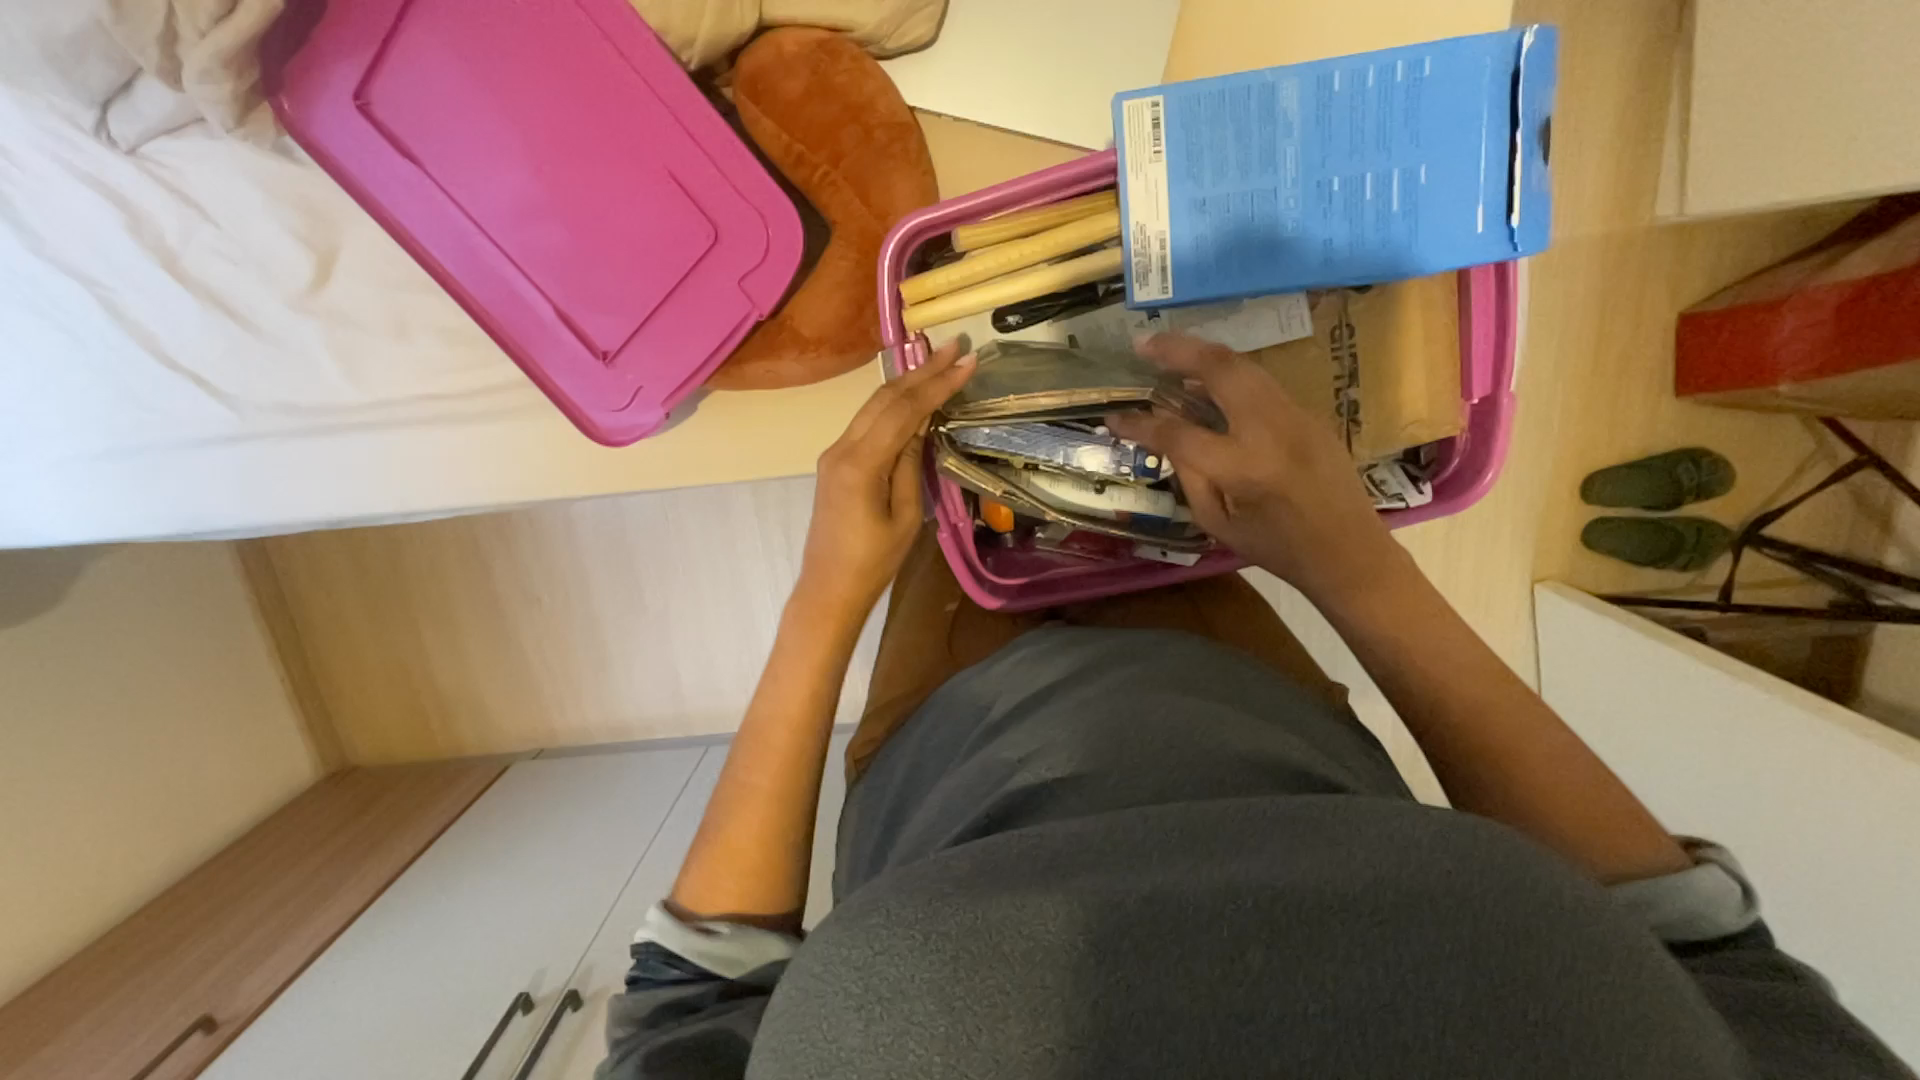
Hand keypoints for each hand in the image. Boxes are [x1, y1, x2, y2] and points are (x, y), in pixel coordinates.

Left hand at [797, 341, 976, 618]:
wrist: (828, 589)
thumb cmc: (873, 563)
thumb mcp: (906, 517)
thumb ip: (910, 464)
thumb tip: (921, 425)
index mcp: (861, 463)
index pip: (904, 410)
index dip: (937, 383)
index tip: (967, 360)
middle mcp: (841, 448)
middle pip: (885, 398)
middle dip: (922, 370)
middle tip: (956, 346)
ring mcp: (834, 453)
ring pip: (873, 406)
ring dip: (907, 382)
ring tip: (939, 360)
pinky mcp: (835, 462)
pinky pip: (866, 423)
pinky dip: (892, 404)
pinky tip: (913, 394)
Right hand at [1107, 334, 1403, 603]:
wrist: (1349, 551)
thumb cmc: (1276, 548)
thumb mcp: (1218, 523)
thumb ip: (1189, 475)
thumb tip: (1167, 437)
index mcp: (1241, 467)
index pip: (1177, 432)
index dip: (1140, 423)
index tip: (1114, 416)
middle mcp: (1269, 429)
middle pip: (1219, 370)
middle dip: (1177, 351)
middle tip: (1142, 343)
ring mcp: (1294, 415)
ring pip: (1244, 366)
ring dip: (1203, 355)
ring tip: (1170, 353)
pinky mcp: (1309, 414)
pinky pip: (1261, 383)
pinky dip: (1228, 375)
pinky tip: (1208, 383)